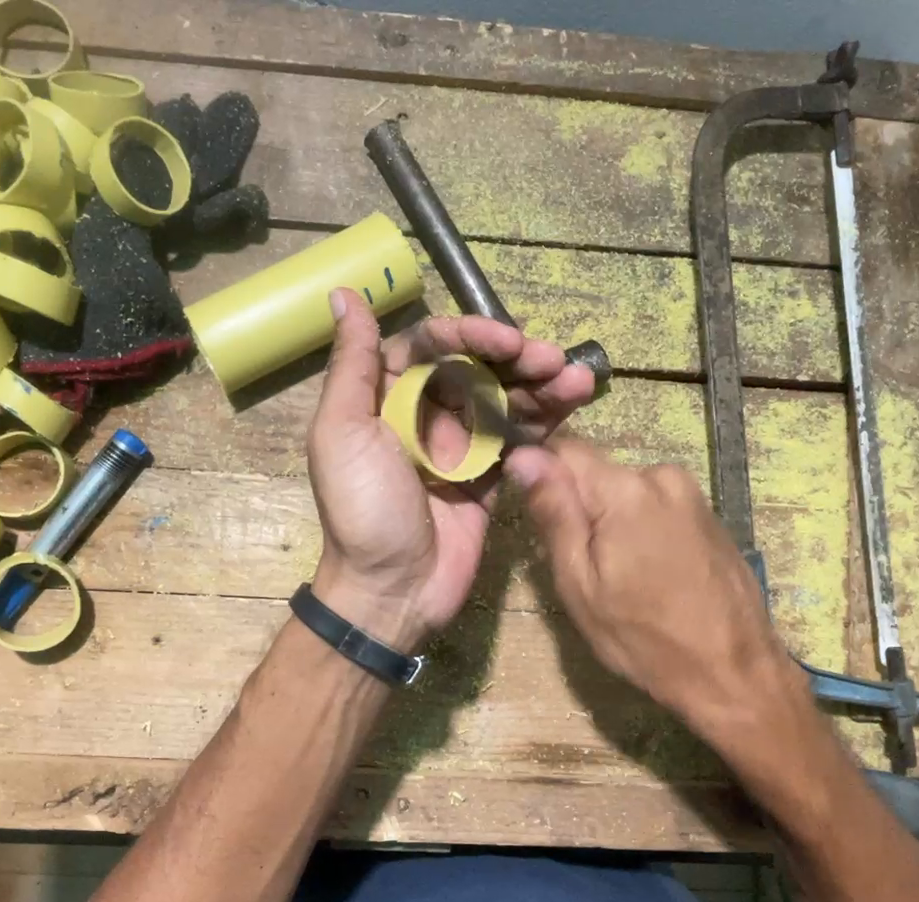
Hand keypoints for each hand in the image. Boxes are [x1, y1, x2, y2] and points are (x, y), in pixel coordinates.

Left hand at [307, 288, 594, 651]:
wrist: (391, 591)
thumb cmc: (362, 510)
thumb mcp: (341, 432)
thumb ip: (350, 364)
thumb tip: (343, 293)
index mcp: (384, 396)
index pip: (430, 344)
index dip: (468, 333)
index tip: (505, 339)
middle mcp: (423, 413)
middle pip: (475, 367)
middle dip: (515, 357)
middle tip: (551, 359)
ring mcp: (460, 446)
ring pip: (504, 399)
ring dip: (540, 384)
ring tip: (576, 378)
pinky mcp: (490, 477)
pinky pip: (520, 438)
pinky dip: (547, 419)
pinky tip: (574, 401)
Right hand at [503, 438, 820, 764]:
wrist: (733, 672)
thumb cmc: (643, 637)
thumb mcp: (580, 583)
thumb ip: (553, 513)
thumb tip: (522, 457)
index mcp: (624, 489)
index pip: (563, 450)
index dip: (540, 475)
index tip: (537, 518)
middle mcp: (662, 476)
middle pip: (597, 475)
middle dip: (580, 510)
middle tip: (582, 569)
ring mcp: (692, 495)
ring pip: (626, 494)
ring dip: (611, 524)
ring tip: (619, 579)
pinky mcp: (709, 516)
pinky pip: (655, 509)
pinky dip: (641, 532)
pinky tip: (650, 577)